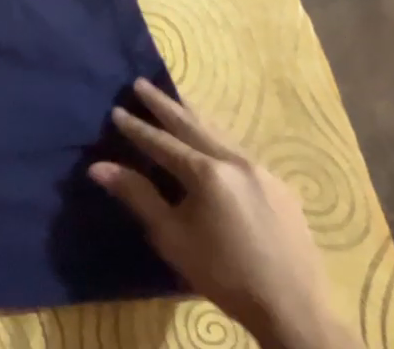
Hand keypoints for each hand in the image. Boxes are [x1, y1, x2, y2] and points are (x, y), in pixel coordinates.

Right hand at [89, 79, 356, 348]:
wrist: (296, 310)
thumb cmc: (224, 273)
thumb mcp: (172, 236)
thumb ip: (137, 195)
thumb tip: (98, 166)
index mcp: (207, 173)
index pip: (161, 142)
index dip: (136, 127)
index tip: (116, 110)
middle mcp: (236, 163)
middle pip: (193, 126)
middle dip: (165, 105)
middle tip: (142, 83)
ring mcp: (264, 174)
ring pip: (220, 135)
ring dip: (194, 117)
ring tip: (176, 101)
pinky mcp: (282, 190)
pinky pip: (240, 152)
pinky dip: (218, 138)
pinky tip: (214, 141)